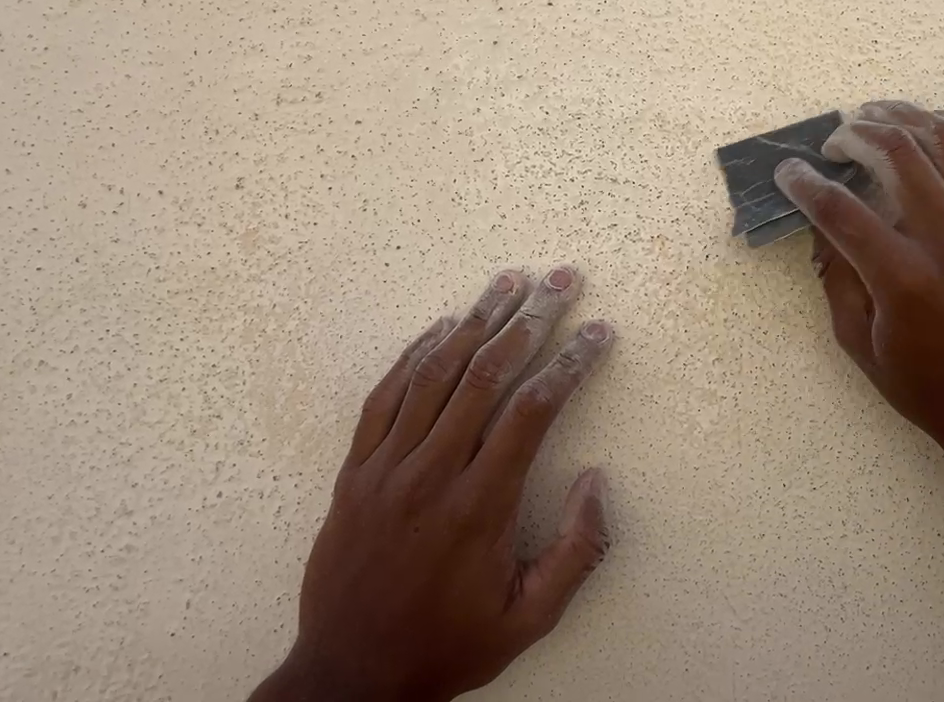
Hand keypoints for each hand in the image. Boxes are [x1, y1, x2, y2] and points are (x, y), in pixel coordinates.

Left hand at [251, 267, 615, 701]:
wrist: (345, 680)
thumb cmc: (447, 646)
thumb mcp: (530, 620)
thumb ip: (577, 552)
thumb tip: (597, 479)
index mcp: (480, 506)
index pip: (533, 410)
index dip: (570, 362)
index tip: (598, 331)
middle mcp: (432, 474)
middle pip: (487, 374)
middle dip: (531, 319)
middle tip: (561, 281)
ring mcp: (385, 469)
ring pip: (436, 374)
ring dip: (477, 321)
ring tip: (508, 281)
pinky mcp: (353, 472)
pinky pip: (384, 397)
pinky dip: (415, 354)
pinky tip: (443, 326)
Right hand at [774, 101, 943, 482]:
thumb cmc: (932, 391)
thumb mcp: (861, 347)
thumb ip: (836, 279)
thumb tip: (823, 226)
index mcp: (904, 281)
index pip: (840, 210)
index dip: (804, 184)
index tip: (787, 171)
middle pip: (898, 154)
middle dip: (855, 134)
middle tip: (836, 139)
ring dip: (906, 117)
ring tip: (877, 113)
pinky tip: (936, 123)